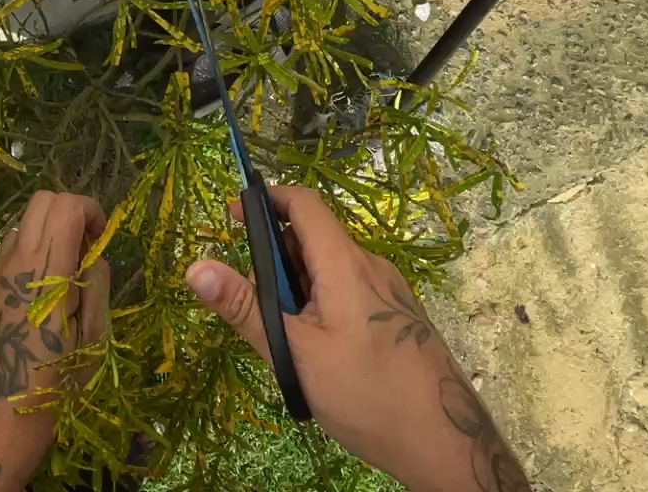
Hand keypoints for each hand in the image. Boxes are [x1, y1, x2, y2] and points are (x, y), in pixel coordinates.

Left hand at [0, 191, 110, 490]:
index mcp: (45, 272)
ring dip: (52, 227)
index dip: (91, 210)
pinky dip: (36, 244)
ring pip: (27, 218)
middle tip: (88, 248)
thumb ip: (96, 286)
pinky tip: (47, 284)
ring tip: (69, 268)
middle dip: (72, 211)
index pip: (66, 206)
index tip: (103, 238)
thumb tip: (94, 256)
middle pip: (43, 199)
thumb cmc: (54, 386)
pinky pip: (14, 242)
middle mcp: (16, 260)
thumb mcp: (92, 340)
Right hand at [186, 185, 528, 491]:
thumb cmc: (368, 395)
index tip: (233, 217)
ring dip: (298, 285)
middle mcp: (370, 266)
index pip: (304, 202)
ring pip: (330, 267)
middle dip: (276, 257)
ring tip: (287, 336)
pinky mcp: (399, 317)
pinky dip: (321, 301)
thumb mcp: (296, 354)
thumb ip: (244, 308)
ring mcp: (389, 292)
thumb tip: (195, 268)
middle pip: (313, 237)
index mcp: (345, 263)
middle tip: (256, 301)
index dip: (266, 198)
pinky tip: (319, 349)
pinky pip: (349, 289)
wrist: (452, 449)